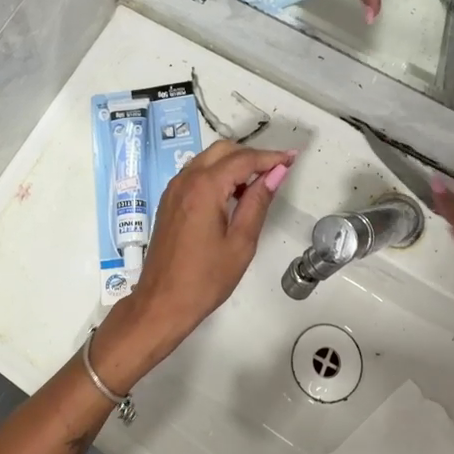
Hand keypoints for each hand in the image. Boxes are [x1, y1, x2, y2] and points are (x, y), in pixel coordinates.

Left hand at [95, 142, 295, 380]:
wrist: (161, 303)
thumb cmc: (205, 279)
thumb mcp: (241, 242)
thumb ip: (258, 202)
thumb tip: (276, 173)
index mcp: (204, 187)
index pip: (243, 160)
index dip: (270, 157)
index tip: (292, 157)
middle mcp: (186, 179)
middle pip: (223, 151)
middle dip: (251, 156)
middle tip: (276, 172)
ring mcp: (174, 189)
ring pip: (208, 159)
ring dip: (233, 164)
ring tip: (258, 185)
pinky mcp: (169, 200)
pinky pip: (196, 174)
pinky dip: (216, 175)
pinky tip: (232, 196)